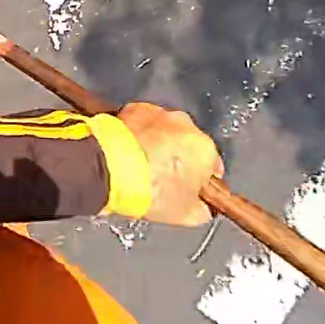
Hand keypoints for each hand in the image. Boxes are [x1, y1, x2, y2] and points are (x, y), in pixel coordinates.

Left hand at [116, 103, 222, 226]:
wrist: (113, 168)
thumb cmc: (151, 189)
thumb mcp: (186, 215)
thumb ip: (202, 209)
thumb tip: (202, 207)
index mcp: (205, 150)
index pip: (212, 165)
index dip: (201, 179)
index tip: (190, 187)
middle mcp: (186, 125)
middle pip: (188, 143)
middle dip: (179, 157)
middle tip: (163, 175)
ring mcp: (160, 114)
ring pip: (165, 130)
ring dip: (158, 142)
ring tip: (143, 162)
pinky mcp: (137, 108)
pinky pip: (143, 121)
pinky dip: (139, 132)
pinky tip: (130, 148)